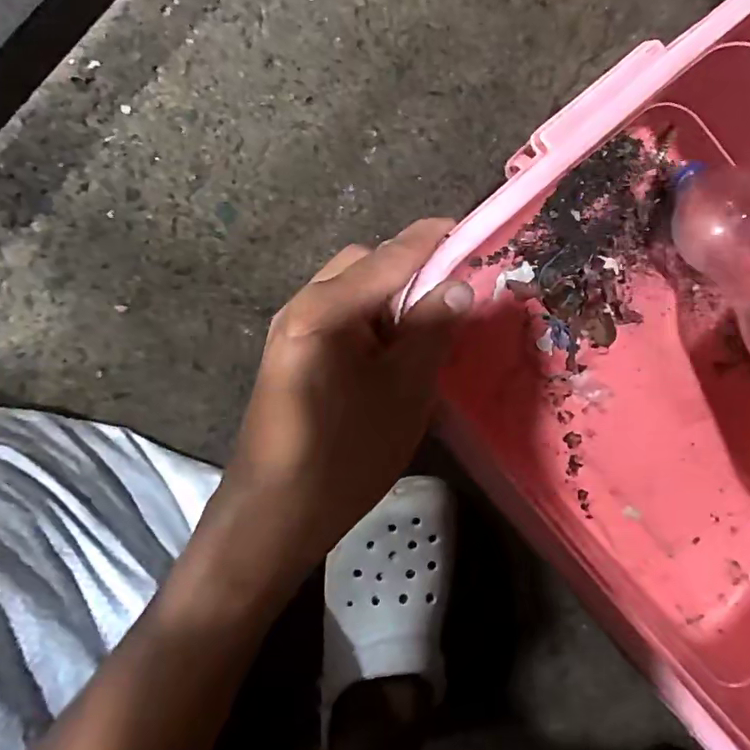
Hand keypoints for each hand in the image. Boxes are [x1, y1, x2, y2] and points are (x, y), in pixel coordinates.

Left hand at [204, 218, 472, 593]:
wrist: (274, 517)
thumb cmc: (342, 456)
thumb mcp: (402, 393)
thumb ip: (430, 332)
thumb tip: (459, 285)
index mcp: (323, 310)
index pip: (390, 258)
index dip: (434, 241)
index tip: (474, 232)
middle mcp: (302, 306)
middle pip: (366, 266)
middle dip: (412, 272)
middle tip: (454, 299)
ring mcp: (294, 329)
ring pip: (355, 291)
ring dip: (394, 299)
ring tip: (431, 328)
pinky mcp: (296, 353)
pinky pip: (343, 317)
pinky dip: (376, 321)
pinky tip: (398, 351)